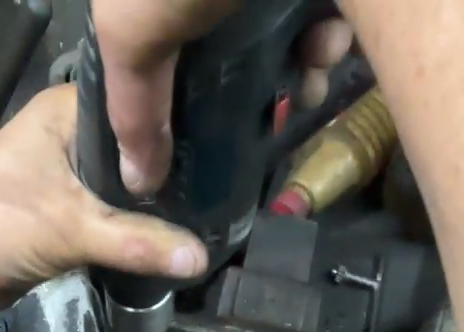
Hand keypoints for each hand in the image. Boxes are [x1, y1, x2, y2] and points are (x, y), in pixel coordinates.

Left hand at [0, 86, 206, 312]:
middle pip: (136, 153)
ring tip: (204, 219)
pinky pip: (112, 217)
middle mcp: (70, 135)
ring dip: (154, 209)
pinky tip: (169, 240)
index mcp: (68, 112)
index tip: (222, 154)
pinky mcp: (66, 213)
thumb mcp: (72, 229)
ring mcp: (67, 176)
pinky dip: (134, 230)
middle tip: (222, 195)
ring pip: (125, 189)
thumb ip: (137, 243)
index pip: (138, 110)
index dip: (178, 131)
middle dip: (172, 177)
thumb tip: (201, 256)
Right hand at [94, 0, 353, 194]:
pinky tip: (331, 38)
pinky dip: (330, 26)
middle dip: (262, 81)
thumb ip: (131, 110)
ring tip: (313, 72)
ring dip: (304, 59)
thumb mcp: (135, 34)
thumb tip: (137, 181)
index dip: (185, 90)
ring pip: (285, 18)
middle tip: (279, 106)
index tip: (214, 124)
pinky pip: (321, 2)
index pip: (165, 43)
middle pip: (233, 36)